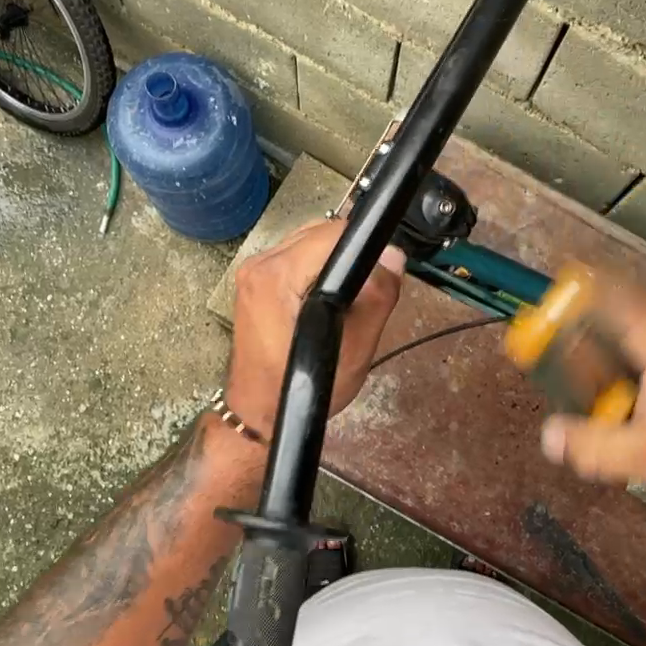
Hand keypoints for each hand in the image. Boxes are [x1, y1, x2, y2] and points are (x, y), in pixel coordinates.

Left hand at [224, 219, 404, 435]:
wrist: (259, 413)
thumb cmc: (298, 390)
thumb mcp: (354, 349)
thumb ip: (377, 297)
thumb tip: (393, 256)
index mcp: (277, 276)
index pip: (334, 233)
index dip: (366, 246)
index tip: (383, 269)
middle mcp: (259, 265)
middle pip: (320, 232)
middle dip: (350, 254)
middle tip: (369, 289)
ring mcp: (253, 270)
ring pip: (308, 241)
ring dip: (334, 260)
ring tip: (348, 298)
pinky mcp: (254, 280)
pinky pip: (295, 256)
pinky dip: (317, 268)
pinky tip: (327, 298)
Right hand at [538, 281, 645, 492]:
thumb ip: (596, 447)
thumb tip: (549, 436)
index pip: (608, 290)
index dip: (571, 292)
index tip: (543, 306)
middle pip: (608, 299)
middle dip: (579, 330)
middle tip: (569, 365)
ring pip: (622, 314)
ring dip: (600, 345)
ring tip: (606, 389)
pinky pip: (638, 327)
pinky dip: (618, 349)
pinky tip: (627, 392)